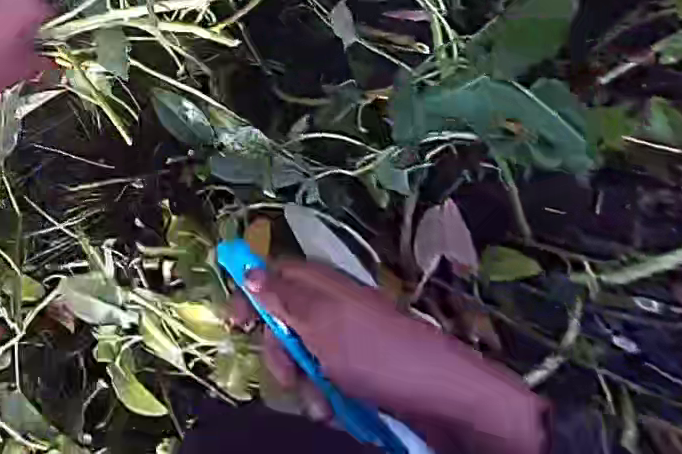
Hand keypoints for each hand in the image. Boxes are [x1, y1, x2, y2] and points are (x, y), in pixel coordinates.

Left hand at [0, 0, 52, 101]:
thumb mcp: (26, 69)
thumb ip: (44, 62)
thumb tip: (52, 62)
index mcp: (31, 5)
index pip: (54, 14)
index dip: (57, 34)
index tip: (55, 51)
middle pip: (30, 10)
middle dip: (34, 29)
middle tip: (34, 53)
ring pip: (9, 13)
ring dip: (13, 29)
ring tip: (10, 55)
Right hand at [234, 260, 546, 453]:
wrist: (448, 400)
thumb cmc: (377, 354)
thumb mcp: (320, 323)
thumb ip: (280, 297)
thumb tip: (248, 270)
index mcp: (317, 283)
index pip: (270, 275)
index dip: (249, 295)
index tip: (233, 324)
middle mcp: (328, 305)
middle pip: (282, 321)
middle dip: (280, 353)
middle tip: (289, 379)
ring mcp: (346, 338)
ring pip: (303, 356)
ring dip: (306, 384)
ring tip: (324, 406)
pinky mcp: (362, 370)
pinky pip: (328, 380)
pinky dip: (329, 398)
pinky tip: (341, 413)